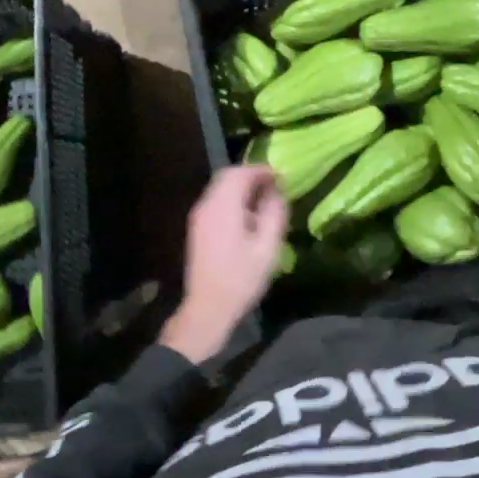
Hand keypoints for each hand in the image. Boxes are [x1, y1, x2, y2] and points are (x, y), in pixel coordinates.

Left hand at [160, 166, 287, 364]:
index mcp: (223, 206)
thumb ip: (273, 214)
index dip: (261, 170)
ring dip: (241, 187)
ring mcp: (199, 217)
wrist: (208, 307)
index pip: (239, 173)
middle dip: (250, 176)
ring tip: (264, 199)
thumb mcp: (266, 248)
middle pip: (227, 177)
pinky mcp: (197, 228)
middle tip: (273, 184)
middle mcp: (206, 205)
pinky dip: (232, 199)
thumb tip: (277, 192)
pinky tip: (248, 216)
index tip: (280, 176)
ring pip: (219, 189)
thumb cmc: (240, 279)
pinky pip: (215, 202)